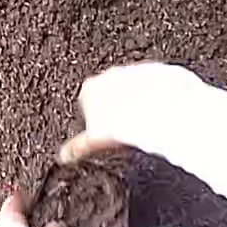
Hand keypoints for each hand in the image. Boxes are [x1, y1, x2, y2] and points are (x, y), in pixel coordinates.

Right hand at [58, 62, 204, 163]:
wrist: (156, 109)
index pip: (85, 104)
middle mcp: (109, 75)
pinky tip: (159, 111)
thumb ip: (78, 147)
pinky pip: (152, 82)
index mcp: (89, 90)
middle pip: (109, 93)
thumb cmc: (124, 122)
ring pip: (131, 86)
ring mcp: (132, 71)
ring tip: (144, 122)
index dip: (95, 121)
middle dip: (116, 109)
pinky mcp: (154, 70)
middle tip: (125, 129)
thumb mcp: (95, 141)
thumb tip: (66, 156)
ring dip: (137, 100)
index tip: (104, 133)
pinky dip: (155, 93)